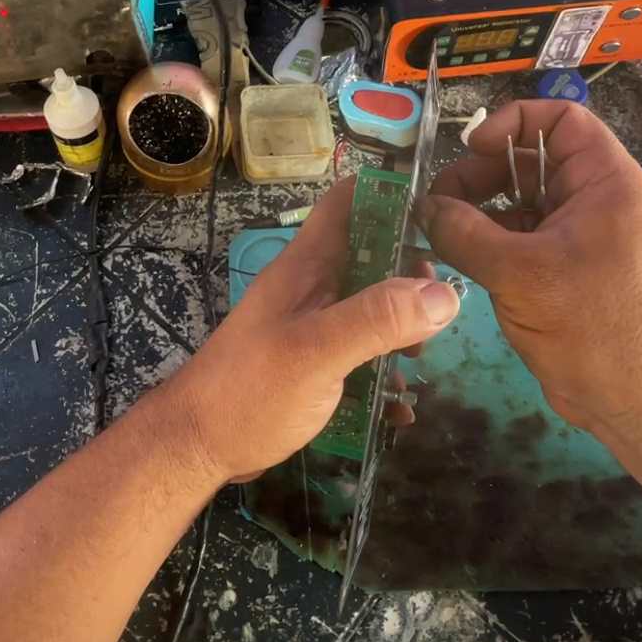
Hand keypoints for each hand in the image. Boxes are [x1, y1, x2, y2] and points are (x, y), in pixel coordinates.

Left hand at [149, 178, 459, 483]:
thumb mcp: (316, 352)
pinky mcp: (315, 362)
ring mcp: (312, 324)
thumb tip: (444, 293)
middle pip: (371, 255)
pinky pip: (361, 353)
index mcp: (307, 265)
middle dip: (410, 272)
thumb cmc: (249, 390)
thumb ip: (377, 320)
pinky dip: (383, 371)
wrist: (197, 446)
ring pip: (370, 306)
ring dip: (401, 326)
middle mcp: (312, 286)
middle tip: (444, 303)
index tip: (438, 214)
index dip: (390, 195)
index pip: (347, 202)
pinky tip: (399, 406)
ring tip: (421, 357)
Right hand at [419, 100, 641, 440]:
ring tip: (439, 231)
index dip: (512, 122)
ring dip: (477, 211)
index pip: (561, 120)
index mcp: (604, 183)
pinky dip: (486, 242)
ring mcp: (577, 238)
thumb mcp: (520, 274)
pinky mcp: (561, 272)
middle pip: (530, 162)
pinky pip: (518, 240)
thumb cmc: (595, 327)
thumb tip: (424, 207)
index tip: (470, 148)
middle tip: (439, 203)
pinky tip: (456, 256)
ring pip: (519, 204)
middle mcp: (593, 201)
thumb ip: (464, 232)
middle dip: (480, 174)